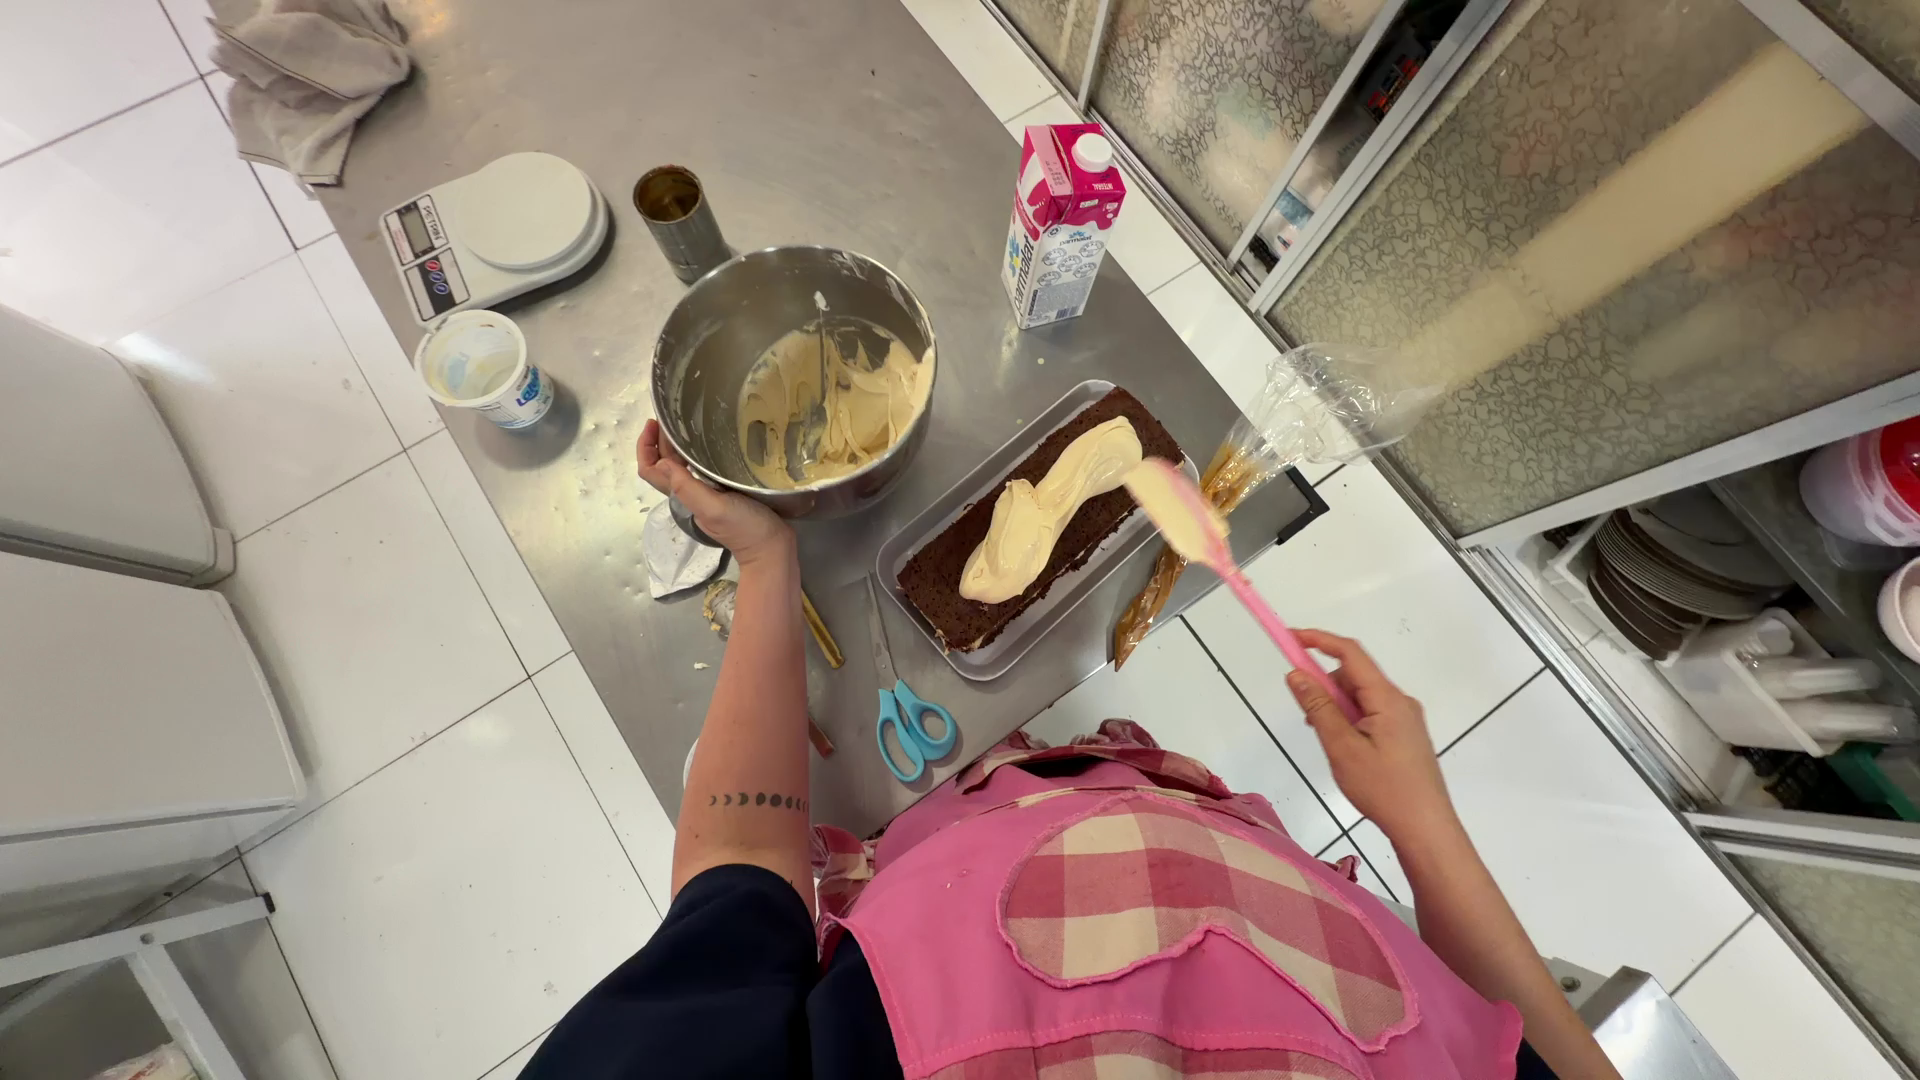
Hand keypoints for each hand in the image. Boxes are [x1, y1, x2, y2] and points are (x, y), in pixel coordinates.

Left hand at [637, 419, 793, 566]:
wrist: (771, 548)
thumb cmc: (744, 529)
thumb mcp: (714, 508)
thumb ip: (687, 487)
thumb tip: (661, 461)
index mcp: (684, 496)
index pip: (650, 470)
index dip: (645, 447)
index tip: (654, 424)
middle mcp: (692, 494)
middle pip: (665, 465)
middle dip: (660, 441)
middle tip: (672, 417)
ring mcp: (709, 494)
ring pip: (683, 467)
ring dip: (679, 446)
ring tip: (689, 424)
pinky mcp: (727, 494)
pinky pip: (704, 470)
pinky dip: (700, 454)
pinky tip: (714, 444)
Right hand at [1286, 629, 1458, 845]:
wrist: (1426, 830)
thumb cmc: (1383, 788)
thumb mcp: (1341, 746)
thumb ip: (1318, 706)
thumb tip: (1296, 673)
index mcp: (1387, 698)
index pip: (1350, 653)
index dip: (1319, 640)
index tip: (1290, 638)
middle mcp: (1399, 701)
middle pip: (1354, 675)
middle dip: (1324, 684)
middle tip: (1305, 715)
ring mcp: (1404, 719)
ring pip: (1359, 696)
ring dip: (1335, 706)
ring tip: (1328, 742)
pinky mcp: (1404, 735)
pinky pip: (1369, 713)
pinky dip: (1348, 719)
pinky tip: (1343, 748)